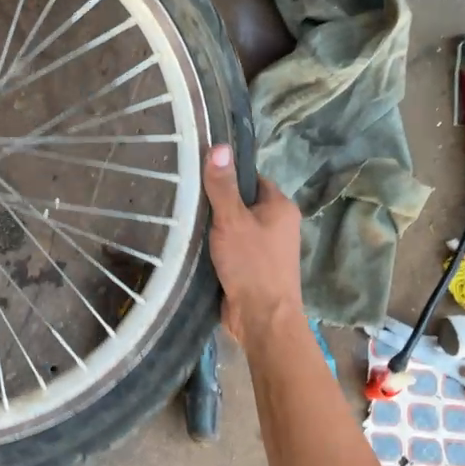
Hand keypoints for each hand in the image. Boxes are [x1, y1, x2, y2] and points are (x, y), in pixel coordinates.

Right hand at [203, 144, 303, 346]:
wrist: (263, 319)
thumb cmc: (251, 264)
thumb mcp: (232, 219)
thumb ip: (222, 185)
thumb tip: (219, 145)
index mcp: (281, 208)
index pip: (251, 178)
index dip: (227, 175)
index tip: (198, 175)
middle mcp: (278, 225)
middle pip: (241, 202)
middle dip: (216, 202)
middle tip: (185, 196)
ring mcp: (267, 249)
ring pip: (234, 226)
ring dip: (213, 226)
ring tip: (183, 218)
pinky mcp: (253, 268)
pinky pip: (231, 247)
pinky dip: (215, 246)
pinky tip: (192, 245)